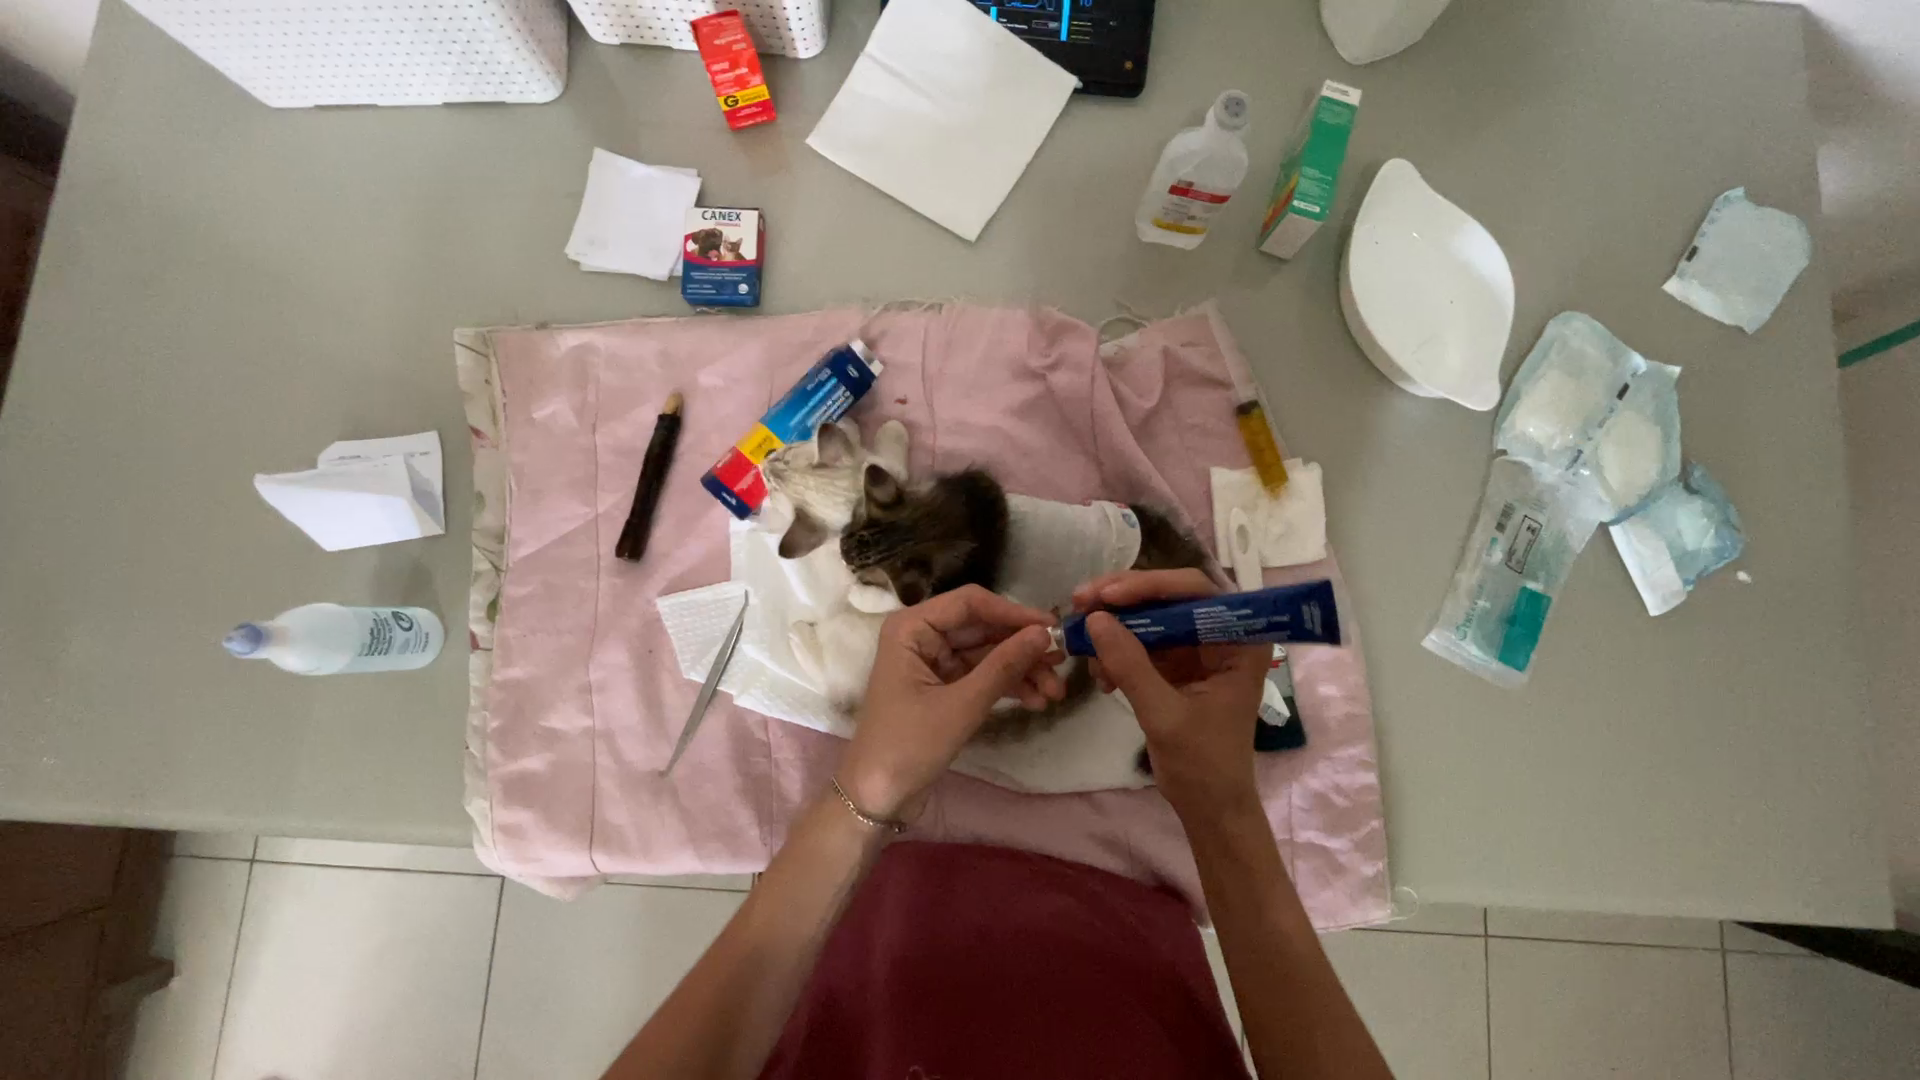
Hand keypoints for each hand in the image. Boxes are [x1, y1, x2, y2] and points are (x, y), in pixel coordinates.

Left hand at [838, 585, 1063, 822]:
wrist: (877, 798)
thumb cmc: (908, 746)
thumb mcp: (961, 706)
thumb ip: (1003, 666)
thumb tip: (1044, 634)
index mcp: (911, 627)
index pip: (970, 603)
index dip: (1013, 613)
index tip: (1053, 628)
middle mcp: (921, 636)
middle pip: (983, 628)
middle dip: (1022, 647)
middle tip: (1062, 664)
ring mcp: (933, 662)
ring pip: (987, 654)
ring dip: (1021, 670)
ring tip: (1054, 693)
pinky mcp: (943, 687)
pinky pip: (982, 675)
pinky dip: (1008, 685)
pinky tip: (1036, 700)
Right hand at [1073, 569, 1269, 821]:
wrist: (1209, 806)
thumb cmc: (1203, 764)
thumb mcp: (1164, 715)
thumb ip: (1130, 665)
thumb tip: (1094, 619)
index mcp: (1240, 641)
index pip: (1195, 592)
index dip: (1150, 586)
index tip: (1107, 596)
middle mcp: (1222, 635)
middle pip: (1168, 597)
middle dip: (1123, 599)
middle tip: (1079, 600)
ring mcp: (1196, 649)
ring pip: (1149, 616)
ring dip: (1114, 625)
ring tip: (1081, 641)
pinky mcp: (1176, 665)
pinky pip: (1140, 642)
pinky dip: (1115, 651)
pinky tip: (1099, 676)